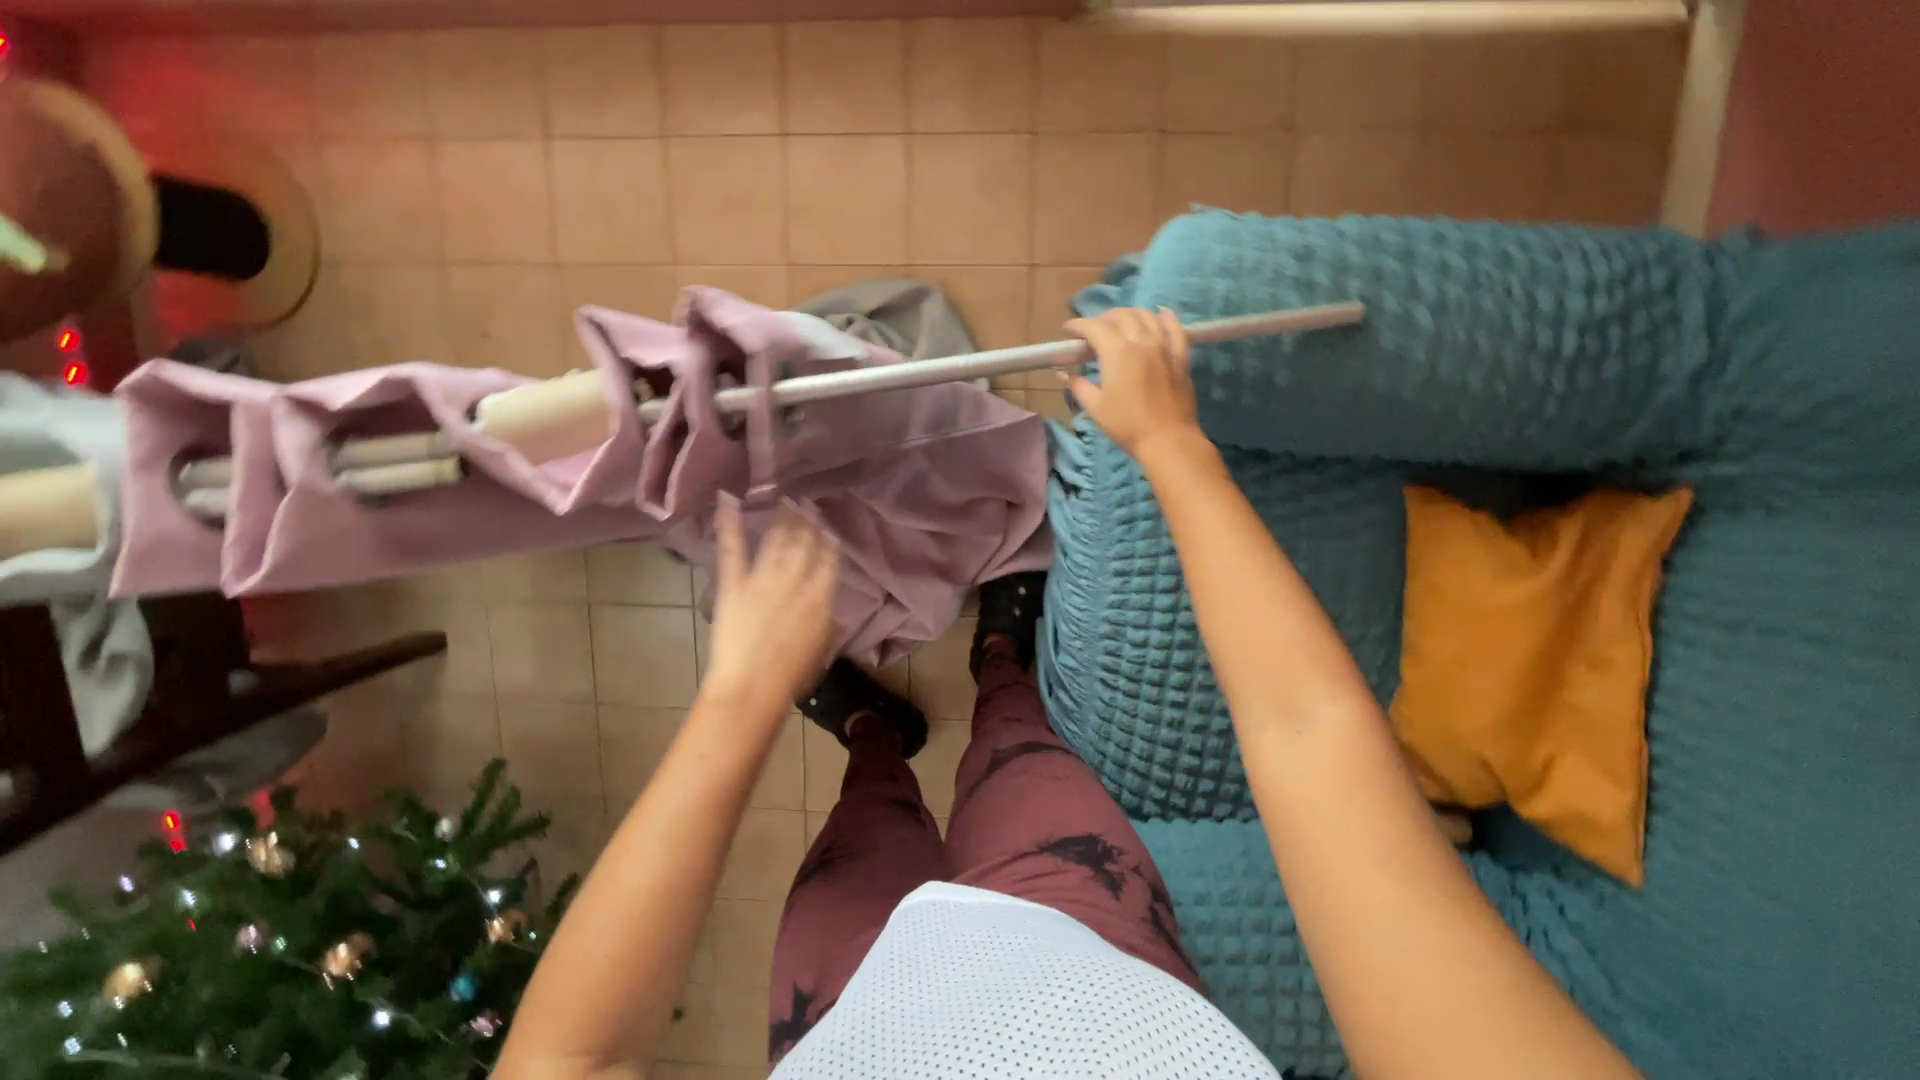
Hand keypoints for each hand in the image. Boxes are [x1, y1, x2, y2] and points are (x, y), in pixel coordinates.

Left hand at [700, 501, 840, 717]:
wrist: (752, 687)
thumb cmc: (790, 678)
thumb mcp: (820, 648)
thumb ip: (824, 621)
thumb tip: (826, 609)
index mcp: (820, 600)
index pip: (829, 563)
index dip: (829, 543)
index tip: (829, 529)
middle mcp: (795, 582)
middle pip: (804, 545)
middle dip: (808, 522)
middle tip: (809, 503)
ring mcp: (763, 580)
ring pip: (776, 541)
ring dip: (783, 518)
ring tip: (786, 498)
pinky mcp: (734, 584)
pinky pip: (732, 548)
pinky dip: (729, 522)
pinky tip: (727, 499)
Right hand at [1062, 307, 1204, 463]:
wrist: (1168, 439)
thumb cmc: (1127, 425)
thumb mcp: (1095, 407)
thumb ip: (1078, 385)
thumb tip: (1063, 373)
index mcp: (1117, 352)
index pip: (1094, 327)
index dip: (1078, 325)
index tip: (1068, 332)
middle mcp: (1141, 341)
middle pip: (1120, 316)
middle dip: (1102, 318)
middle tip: (1093, 332)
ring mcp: (1164, 346)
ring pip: (1147, 316)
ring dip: (1129, 315)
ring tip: (1120, 324)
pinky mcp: (1180, 356)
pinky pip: (1175, 328)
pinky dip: (1165, 317)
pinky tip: (1159, 313)